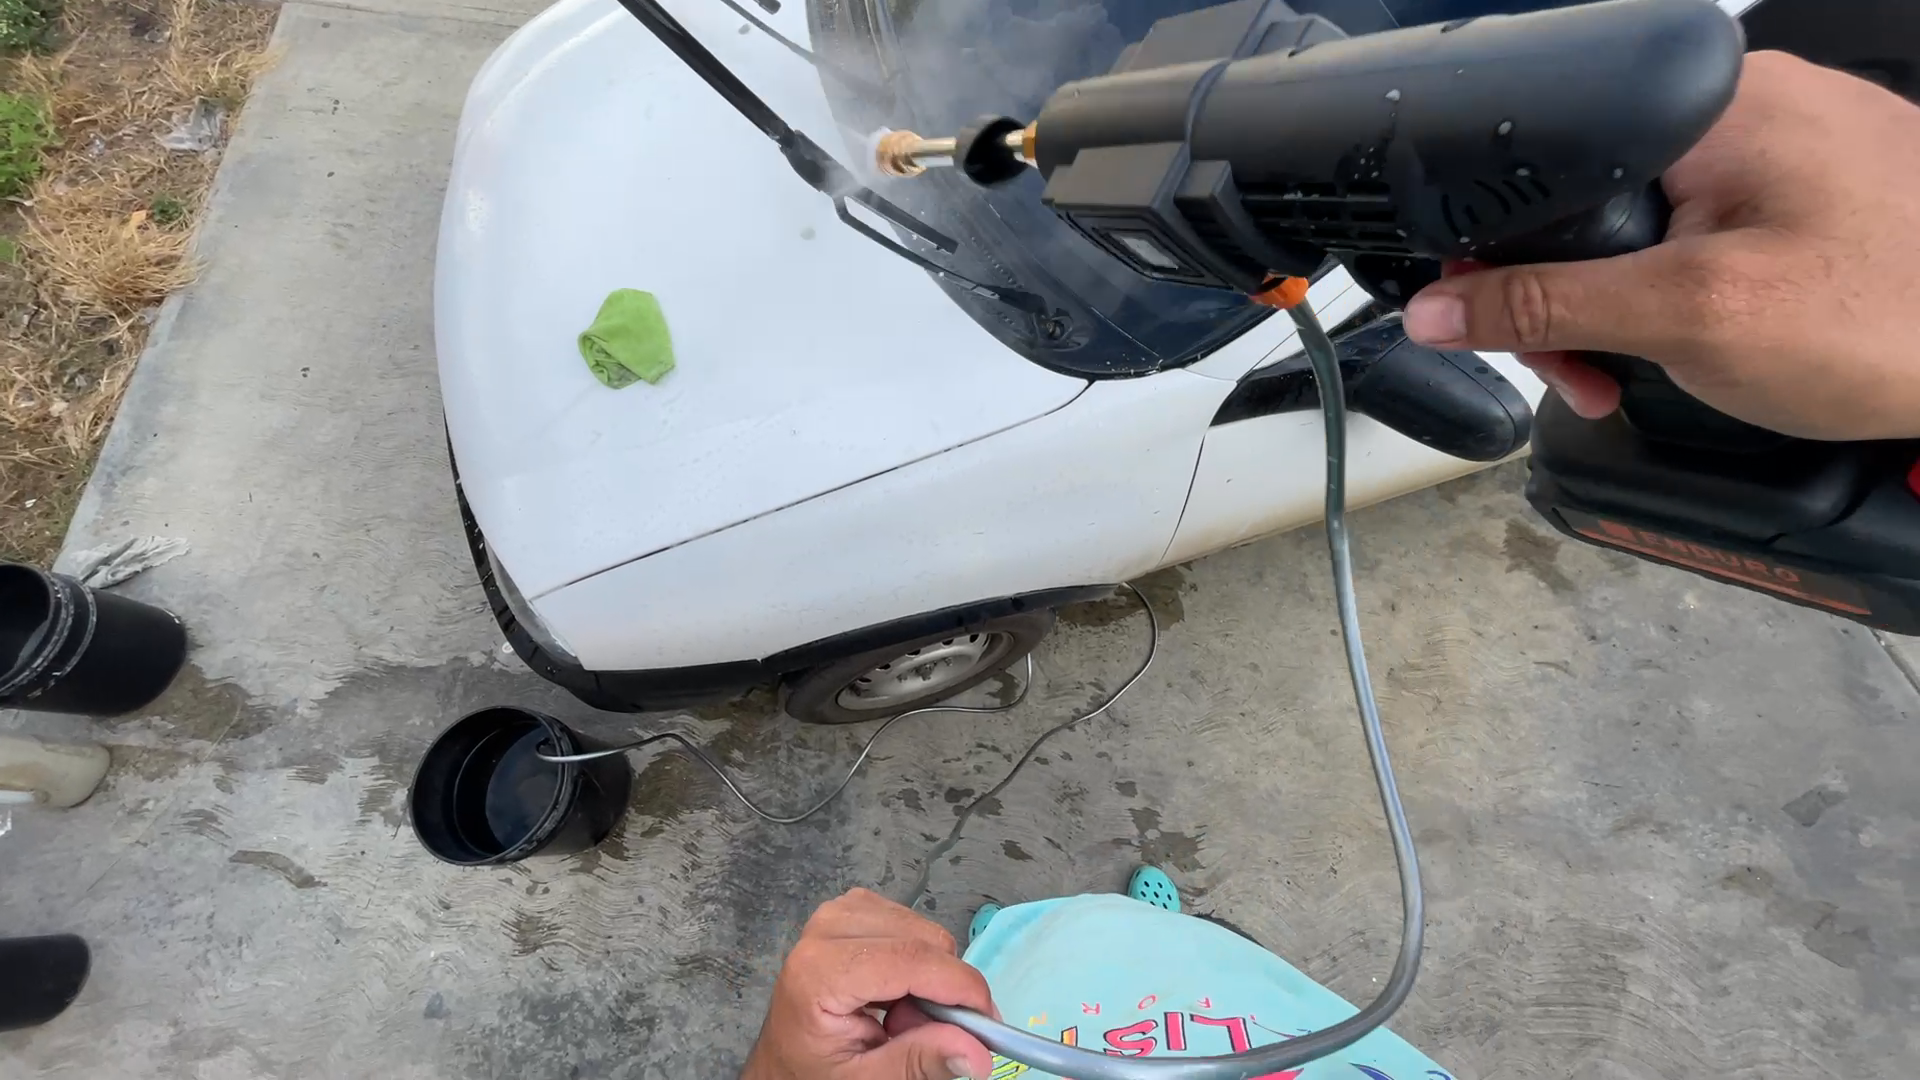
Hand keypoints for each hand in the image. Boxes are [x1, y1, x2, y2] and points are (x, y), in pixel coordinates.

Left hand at [741, 889, 997, 1079]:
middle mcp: (828, 925)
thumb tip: (977, 1053)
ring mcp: (839, 909)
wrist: (779, 1063)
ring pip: (923, 929)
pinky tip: (892, 991)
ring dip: (928, 976)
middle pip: (923, 939)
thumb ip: (916, 1064)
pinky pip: (911, 923)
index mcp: (820, 970)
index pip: (912, 959)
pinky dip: (916, 959)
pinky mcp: (852, 905)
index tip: (990, 1026)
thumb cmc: (813, 1074)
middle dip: (941, 990)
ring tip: (898, 1018)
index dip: (960, 988)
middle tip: (921, 1036)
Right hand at [1401, 51, 1919, 440]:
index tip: (1489, 320)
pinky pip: (1655, 256)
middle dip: (1543, 305)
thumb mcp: (1681, 314)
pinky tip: (1642, 360)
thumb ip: (1541, 307)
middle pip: (1564, 217)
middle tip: (1566, 369)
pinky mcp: (1768, 208)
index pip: (1538, 172)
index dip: (1491, 254)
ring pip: (1603, 245)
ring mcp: (1754, 164)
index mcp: (1708, 111)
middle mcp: (1729, 120)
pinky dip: (1632, 315)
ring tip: (1605, 379)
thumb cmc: (1885, 320)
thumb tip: (1431, 311)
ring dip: (1582, 322)